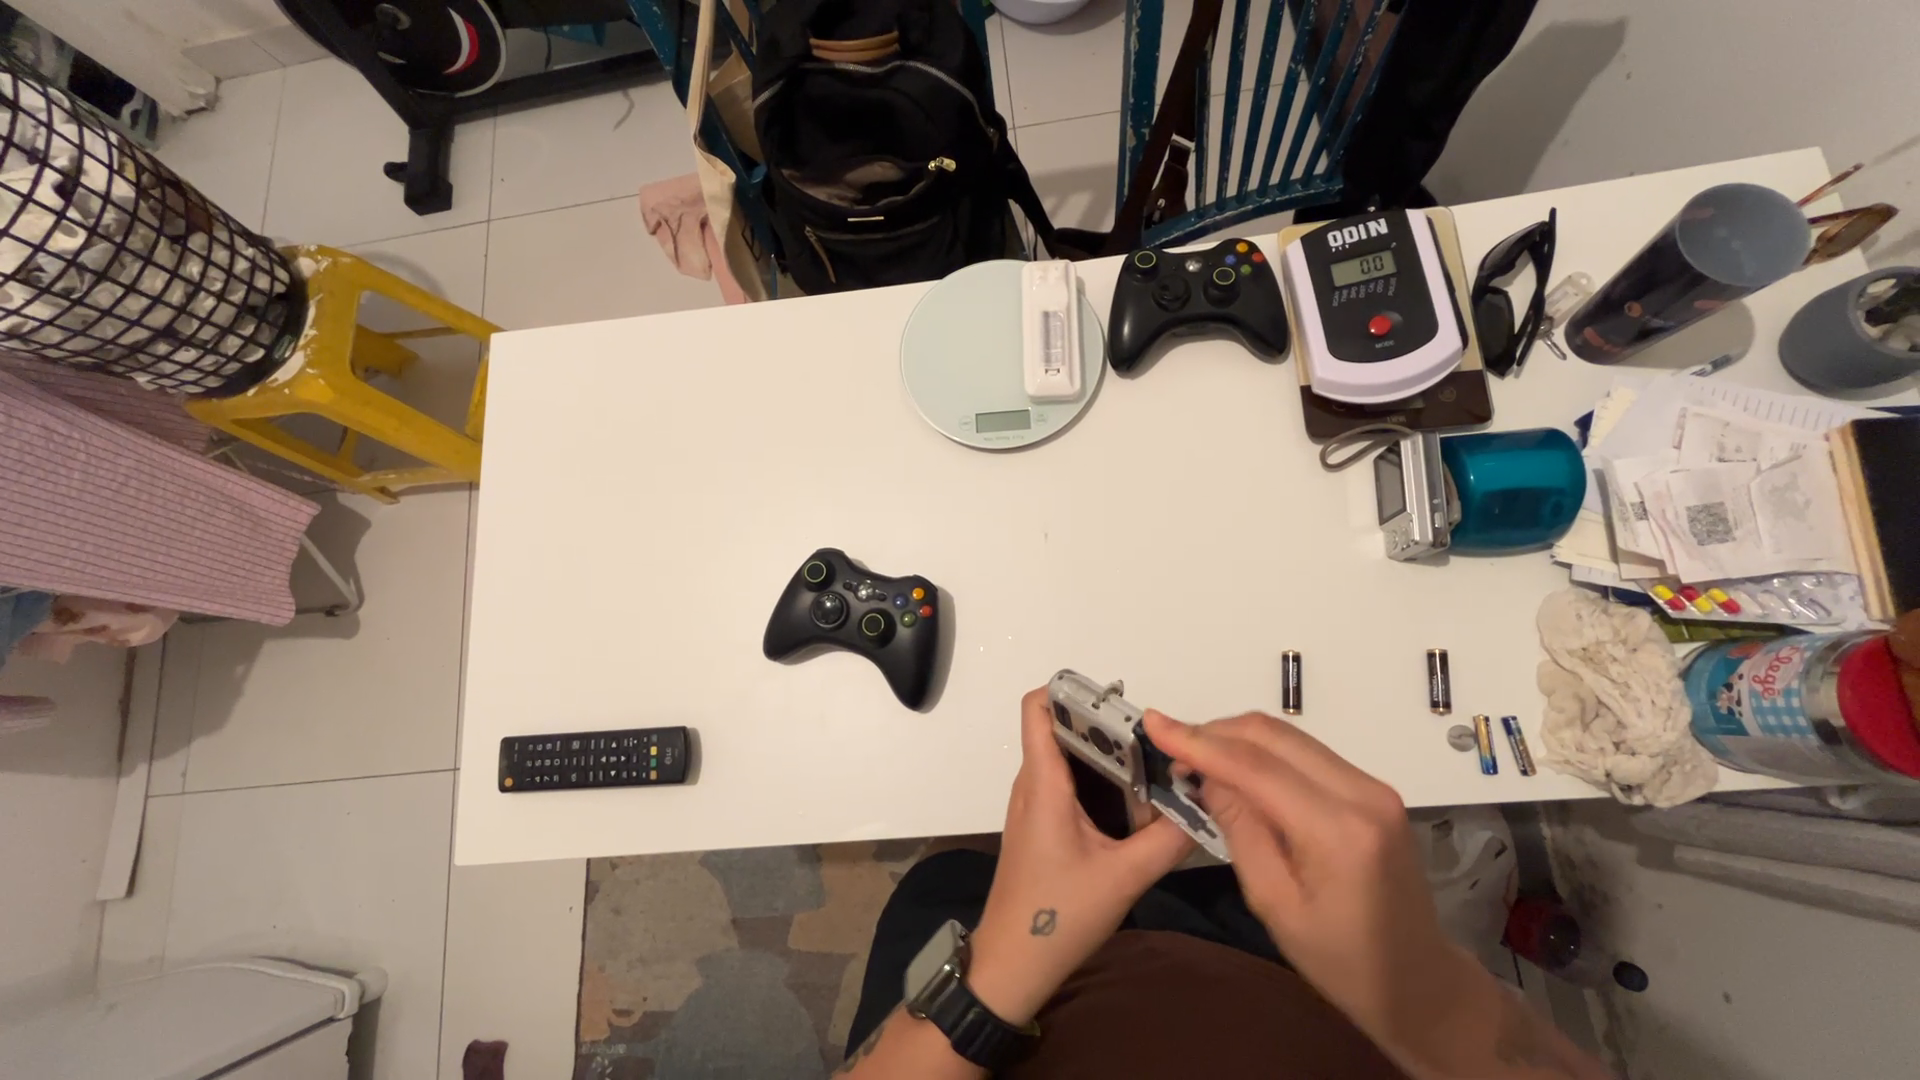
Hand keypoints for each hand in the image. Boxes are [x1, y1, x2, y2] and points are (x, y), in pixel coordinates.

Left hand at [965, 687, 1195, 1025]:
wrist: (1014, 963)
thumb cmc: (1060, 915)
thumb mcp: (1125, 877)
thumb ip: (1168, 839)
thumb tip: (1204, 803)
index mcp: (1043, 783)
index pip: (1036, 708)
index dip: (1068, 691)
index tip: (1115, 702)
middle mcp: (1033, 783)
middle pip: (1059, 728)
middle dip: (1103, 724)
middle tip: (1152, 741)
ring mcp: (1033, 804)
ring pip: (1065, 756)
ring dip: (1103, 753)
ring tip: (1150, 767)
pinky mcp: (1040, 824)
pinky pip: (1065, 782)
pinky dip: (1096, 779)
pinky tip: (1131, 802)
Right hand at [1140, 710, 1470, 1054]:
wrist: (1421, 983)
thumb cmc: (1341, 960)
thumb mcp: (1273, 903)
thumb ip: (1239, 829)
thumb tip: (1206, 775)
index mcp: (1338, 830)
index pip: (1254, 765)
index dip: (1197, 740)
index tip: (1153, 723)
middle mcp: (1362, 792)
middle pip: (1271, 735)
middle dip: (1213, 732)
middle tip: (1169, 748)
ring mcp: (1372, 786)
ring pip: (1287, 736)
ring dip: (1235, 739)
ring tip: (1194, 759)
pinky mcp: (1371, 789)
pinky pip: (1304, 752)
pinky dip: (1261, 752)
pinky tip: (1235, 771)